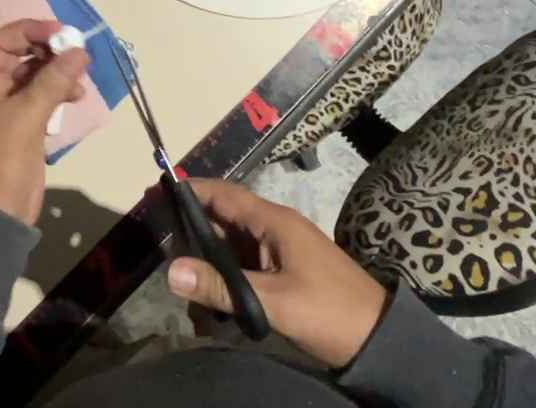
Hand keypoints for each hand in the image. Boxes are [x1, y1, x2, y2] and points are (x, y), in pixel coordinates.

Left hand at [0, 19, 90, 224]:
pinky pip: (41, 98)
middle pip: (18, 56)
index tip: (60, 30)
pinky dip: (58, 93)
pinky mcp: (22, 127)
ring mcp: (6, 110)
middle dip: (46, 50)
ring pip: (32, 76)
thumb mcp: (26, 119)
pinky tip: (77, 96)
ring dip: (56, 71)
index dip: (28, 30)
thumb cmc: (0, 163)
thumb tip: (79, 51)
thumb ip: (52, 83)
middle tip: (76, 50)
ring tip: (80, 74)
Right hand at [165, 179, 390, 367]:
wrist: (381, 344)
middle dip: (191, 238)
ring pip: (229, 249)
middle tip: (164, 255)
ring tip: (187, 293)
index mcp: (273, 221)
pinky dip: (225, 283)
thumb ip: (223, 287)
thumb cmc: (331, 312)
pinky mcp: (282, 274)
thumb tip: (171, 271)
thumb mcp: (274, 302)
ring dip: (208, 268)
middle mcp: (272, 229)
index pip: (221, 193)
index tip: (154, 195)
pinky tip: (211, 309)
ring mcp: (278, 251)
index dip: (187, 191)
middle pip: (220, 221)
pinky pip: (243, 269)